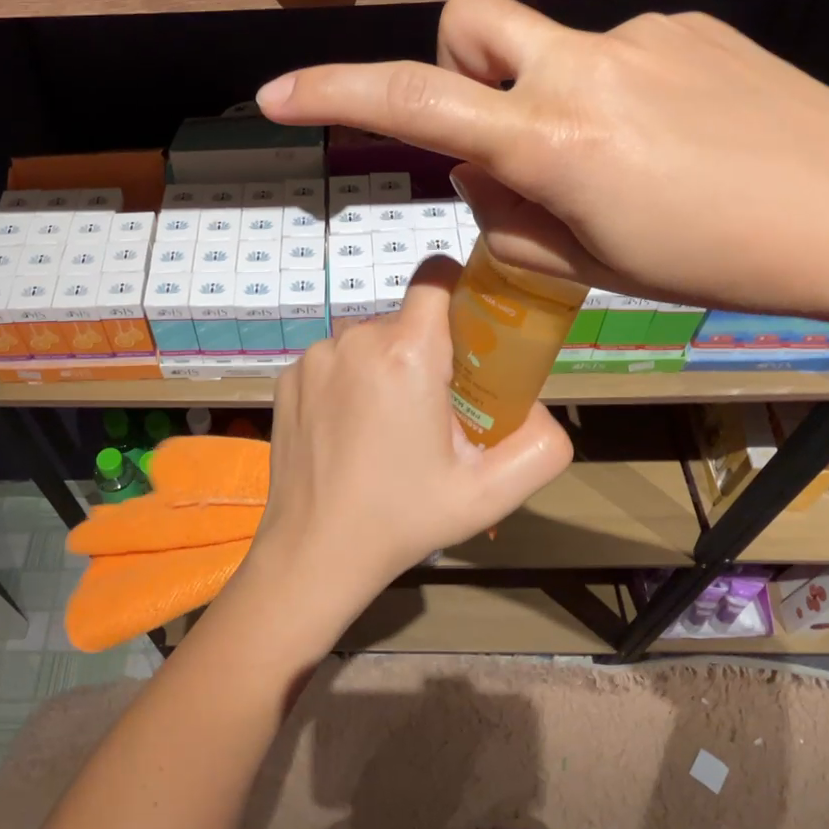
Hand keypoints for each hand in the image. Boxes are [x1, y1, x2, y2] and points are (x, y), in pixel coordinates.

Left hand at [242, 258, 572, 638]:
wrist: (314, 551)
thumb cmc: (403, 518)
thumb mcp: (490, 493)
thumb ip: (542, 445)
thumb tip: (542, 410)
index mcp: (405, 353)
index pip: (436, 278)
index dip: (458, 296)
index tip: (468, 340)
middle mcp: (354, 340)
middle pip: (405, 320)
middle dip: (426, 353)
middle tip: (433, 413)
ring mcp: (312, 358)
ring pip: (367, 342)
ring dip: (384, 370)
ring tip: (386, 430)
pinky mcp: (287, 378)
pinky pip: (332, 363)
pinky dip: (346, 385)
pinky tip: (348, 434)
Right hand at [254, 0, 828, 325]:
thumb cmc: (721, 263)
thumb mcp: (589, 267)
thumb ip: (509, 216)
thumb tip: (481, 169)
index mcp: (555, 142)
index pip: (415, 105)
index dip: (335, 96)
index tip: (277, 97)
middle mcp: (585, 69)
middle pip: (467, 24)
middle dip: (456, 73)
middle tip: (501, 140)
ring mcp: (640, 38)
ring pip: (543, 46)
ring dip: (538, 95)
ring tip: (613, 160)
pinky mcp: (688, 27)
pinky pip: (610, 53)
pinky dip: (608, 96)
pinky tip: (673, 141)